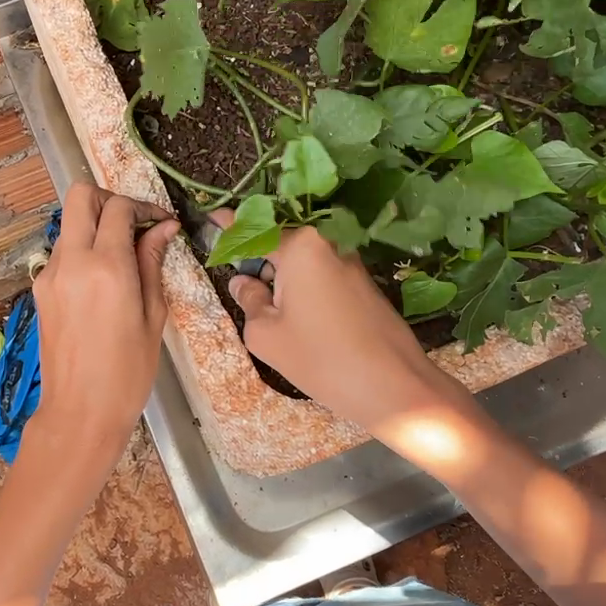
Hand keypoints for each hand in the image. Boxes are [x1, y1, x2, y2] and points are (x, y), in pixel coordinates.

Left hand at [26, 184, 179, 475]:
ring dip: (94, 226)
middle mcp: (71, 262)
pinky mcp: (39, 290)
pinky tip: (103, 280)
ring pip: (68, 223)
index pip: (119, 209)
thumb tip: (164, 227)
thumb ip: (152, 264)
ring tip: (123, 256)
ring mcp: (49, 274)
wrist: (79, 413)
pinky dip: (82, 250)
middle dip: (109, 200)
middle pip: (80, 196)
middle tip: (134, 224)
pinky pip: (61, 252)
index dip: (144, 207)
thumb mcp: (152, 317)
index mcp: (106, 268)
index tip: (161, 222)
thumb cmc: (128, 373)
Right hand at [215, 216, 456, 428]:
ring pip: (302, 260)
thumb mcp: (267, 334)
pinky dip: (303, 285)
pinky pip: (322, 273)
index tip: (211, 218)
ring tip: (266, 303)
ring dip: (281, 274)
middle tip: (238, 280)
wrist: (393, 386)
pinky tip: (297, 314)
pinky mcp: (363, 283)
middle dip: (257, 256)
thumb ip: (249, 300)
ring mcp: (350, 262)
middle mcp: (327, 243)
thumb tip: (243, 282)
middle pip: (280, 241)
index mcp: (301, 247)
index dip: (229, 226)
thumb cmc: (321, 359)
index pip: (254, 228)